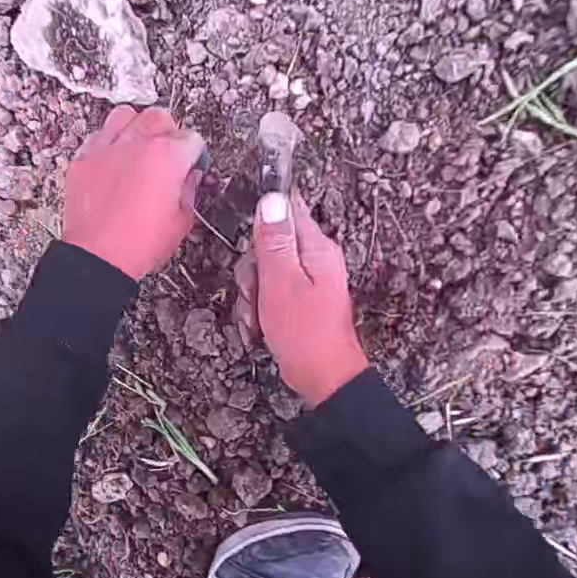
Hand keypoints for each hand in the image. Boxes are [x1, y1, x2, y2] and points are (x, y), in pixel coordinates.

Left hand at [64, 106, 206, 280]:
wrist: (99, 258)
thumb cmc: (138, 244)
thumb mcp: (182, 221)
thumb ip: (190, 190)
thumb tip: (190, 178)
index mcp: (167, 157)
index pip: (192, 138)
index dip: (196, 154)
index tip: (193, 166)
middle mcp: (137, 144)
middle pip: (160, 117)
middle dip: (170, 132)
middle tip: (171, 154)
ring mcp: (108, 148)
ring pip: (126, 114)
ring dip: (138, 126)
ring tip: (142, 146)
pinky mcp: (85, 159)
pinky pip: (100, 134)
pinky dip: (111, 141)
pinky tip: (116, 157)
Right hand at [251, 192, 368, 406]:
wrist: (323, 378)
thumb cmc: (305, 334)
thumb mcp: (281, 283)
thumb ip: (274, 241)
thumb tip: (271, 198)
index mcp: (316, 248)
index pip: (288, 208)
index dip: (263, 219)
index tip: (253, 245)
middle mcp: (315, 259)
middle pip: (269, 244)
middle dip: (252, 271)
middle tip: (255, 293)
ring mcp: (308, 281)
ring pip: (265, 271)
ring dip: (253, 294)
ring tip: (259, 316)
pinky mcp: (300, 300)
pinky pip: (270, 292)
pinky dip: (260, 309)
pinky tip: (261, 326)